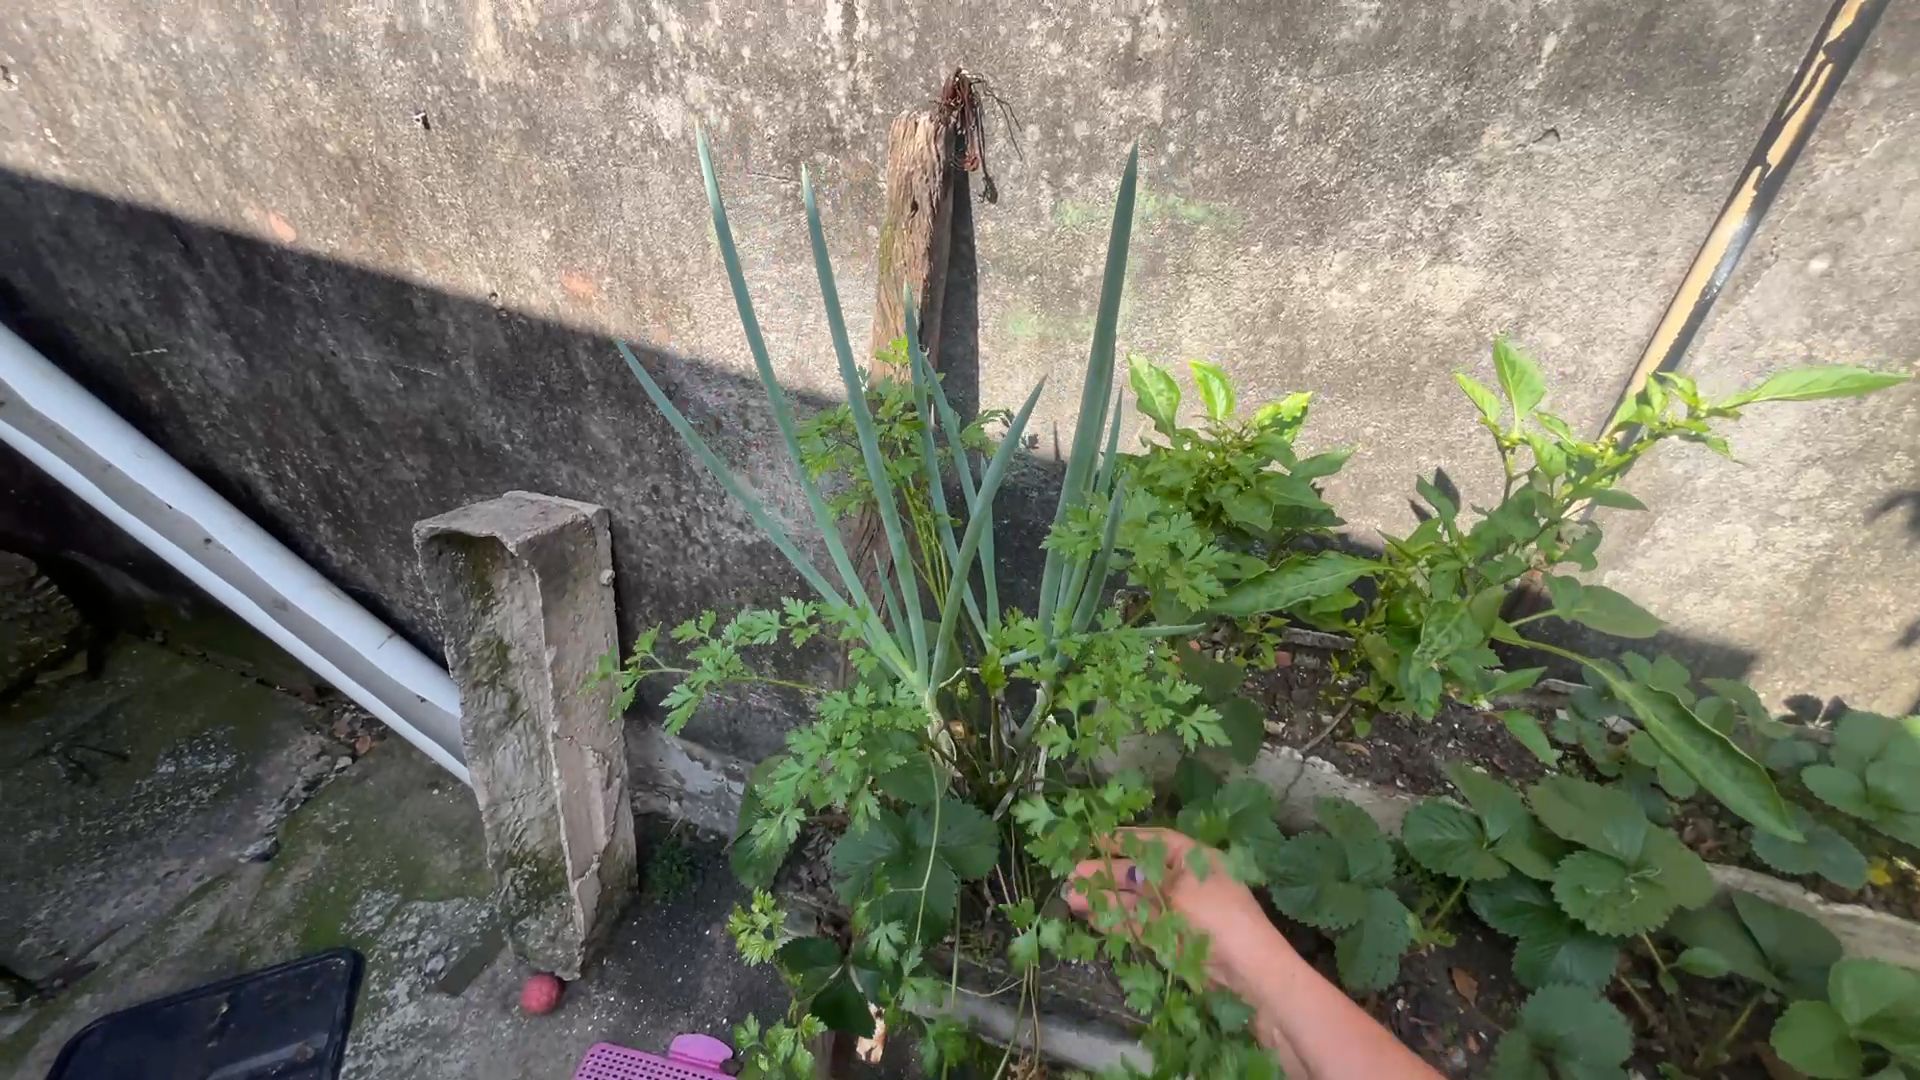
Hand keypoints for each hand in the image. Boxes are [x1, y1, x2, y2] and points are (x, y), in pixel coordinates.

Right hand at [1061, 826, 1296, 1000]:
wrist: (1250, 972)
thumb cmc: (1217, 915)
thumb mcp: (1177, 889)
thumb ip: (1139, 881)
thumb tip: (1108, 872)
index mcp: (1193, 858)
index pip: (1153, 842)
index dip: (1123, 840)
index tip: (1094, 839)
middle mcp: (1184, 881)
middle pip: (1139, 873)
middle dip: (1106, 874)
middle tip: (1072, 874)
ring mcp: (1177, 912)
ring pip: (1134, 901)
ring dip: (1104, 899)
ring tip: (1072, 898)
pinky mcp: (1171, 940)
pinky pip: (1139, 926)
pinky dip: (1116, 922)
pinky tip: (1093, 918)